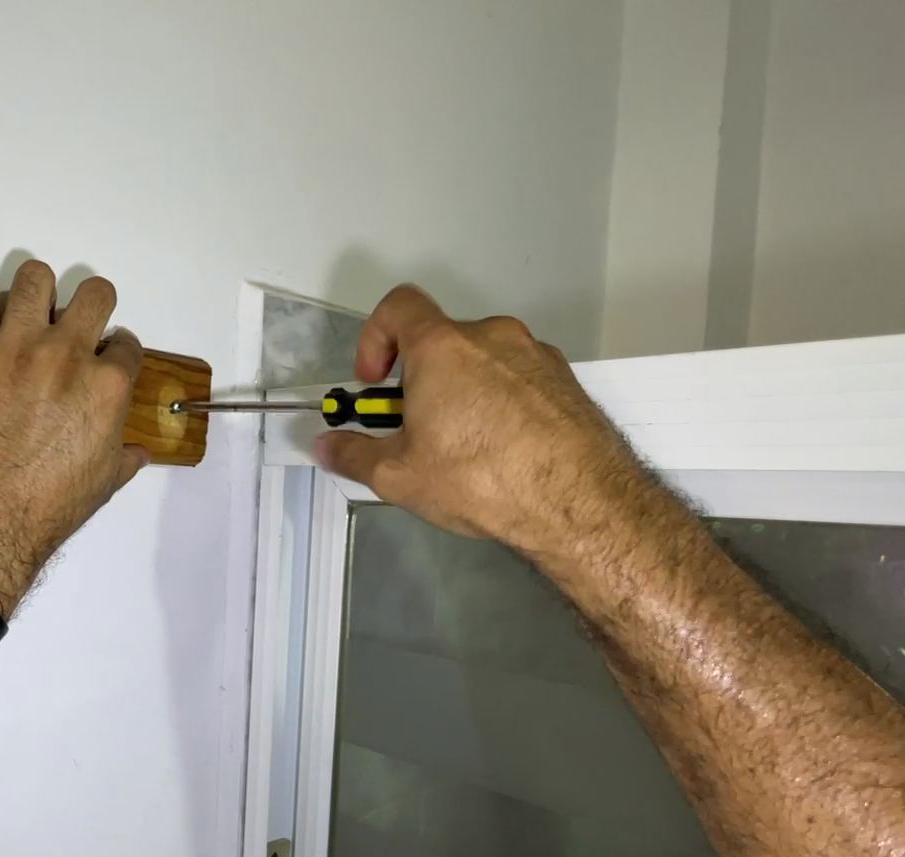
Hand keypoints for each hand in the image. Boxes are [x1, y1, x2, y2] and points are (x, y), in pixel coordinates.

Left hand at [0, 260, 147, 608]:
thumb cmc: (49, 508)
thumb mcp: (104, 484)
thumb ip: (124, 457)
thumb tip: (139, 451)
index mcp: (106, 386)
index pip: (125, 342)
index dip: (114, 351)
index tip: (100, 360)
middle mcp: (66, 354)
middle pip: (93, 293)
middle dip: (88, 308)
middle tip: (69, 329)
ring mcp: (13, 346)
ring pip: (34, 277)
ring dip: (34, 293)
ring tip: (23, 316)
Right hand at [313, 285, 645, 554]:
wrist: (579, 502)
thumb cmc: (477, 478)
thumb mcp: (397, 476)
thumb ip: (353, 454)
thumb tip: (325, 446)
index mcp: (442, 348)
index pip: (398, 306)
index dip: (374, 337)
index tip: (375, 382)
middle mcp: (491, 337)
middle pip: (439, 341)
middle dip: (417, 379)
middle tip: (412, 428)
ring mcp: (535, 355)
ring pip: (481, 360)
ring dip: (458, 390)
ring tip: (459, 446)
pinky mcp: (566, 381)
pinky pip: (516, 378)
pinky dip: (497, 401)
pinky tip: (500, 450)